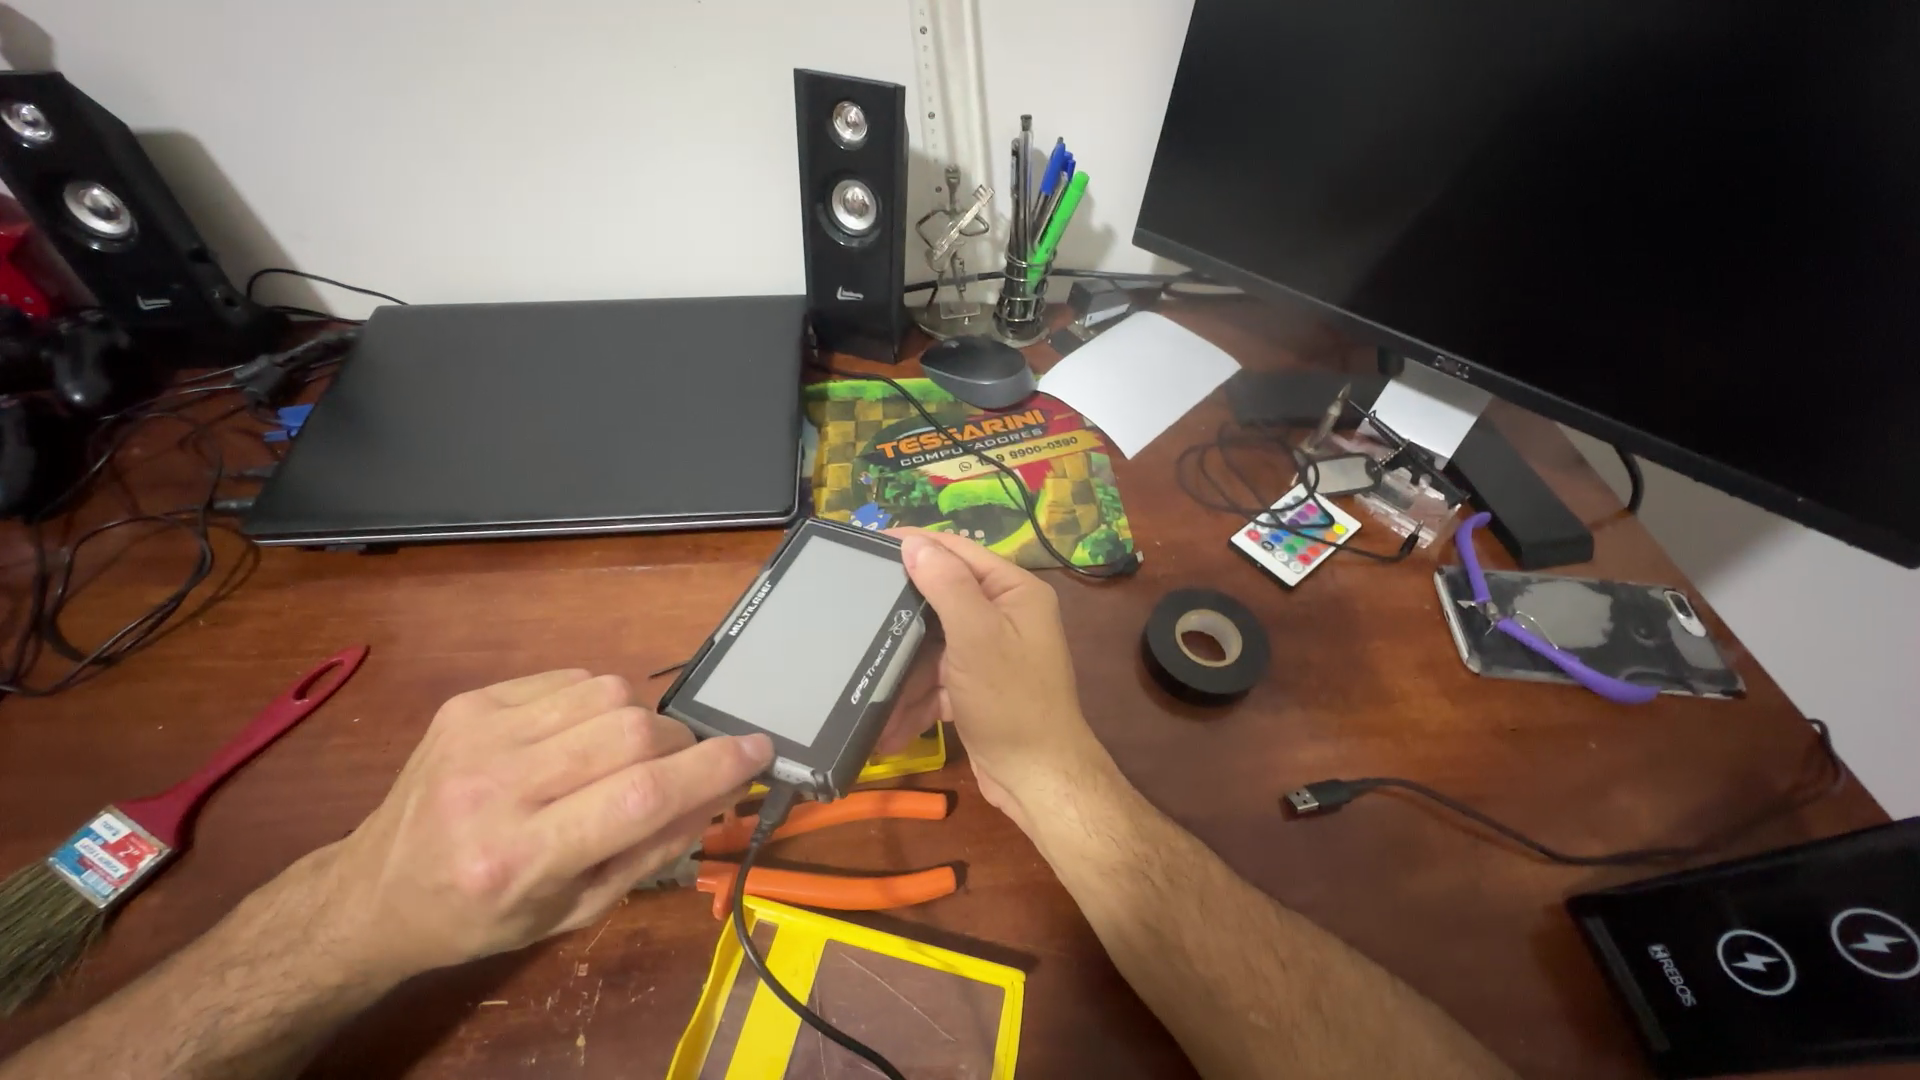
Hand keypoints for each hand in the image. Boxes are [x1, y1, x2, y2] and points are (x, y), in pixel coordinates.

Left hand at [317, 670, 771, 981]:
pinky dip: (600, 703)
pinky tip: (578, 737)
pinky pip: (573, 678)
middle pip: (633, 732)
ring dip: (641, 720)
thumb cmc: (484, 917)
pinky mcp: (470, 702)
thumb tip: (723, 789)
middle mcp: (496, 789)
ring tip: (623, 753)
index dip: (714, 767)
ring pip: (609, 692)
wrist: (374, 891)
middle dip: (681, 743)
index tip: (758, 750)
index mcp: (522, 860)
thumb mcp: (578, 910)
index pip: (641, 796)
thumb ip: (657, 848)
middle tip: (681, 765)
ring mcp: (477, 735)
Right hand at [891, 530, 1111, 830]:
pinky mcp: (977, 688)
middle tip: (855, 612)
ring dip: (904, 672)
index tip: (868, 543)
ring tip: (868, 688)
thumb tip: (914, 543)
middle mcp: (1006, 616)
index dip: (916, 545)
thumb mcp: (977, 636)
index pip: (959, 552)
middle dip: (902, 620)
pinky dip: (916, 700)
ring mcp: (990, 654)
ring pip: (933, 646)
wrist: (1038, 781)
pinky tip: (889, 727)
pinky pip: (938, 680)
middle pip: (941, 601)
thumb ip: (946, 586)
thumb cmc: (1011, 701)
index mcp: (1014, 592)